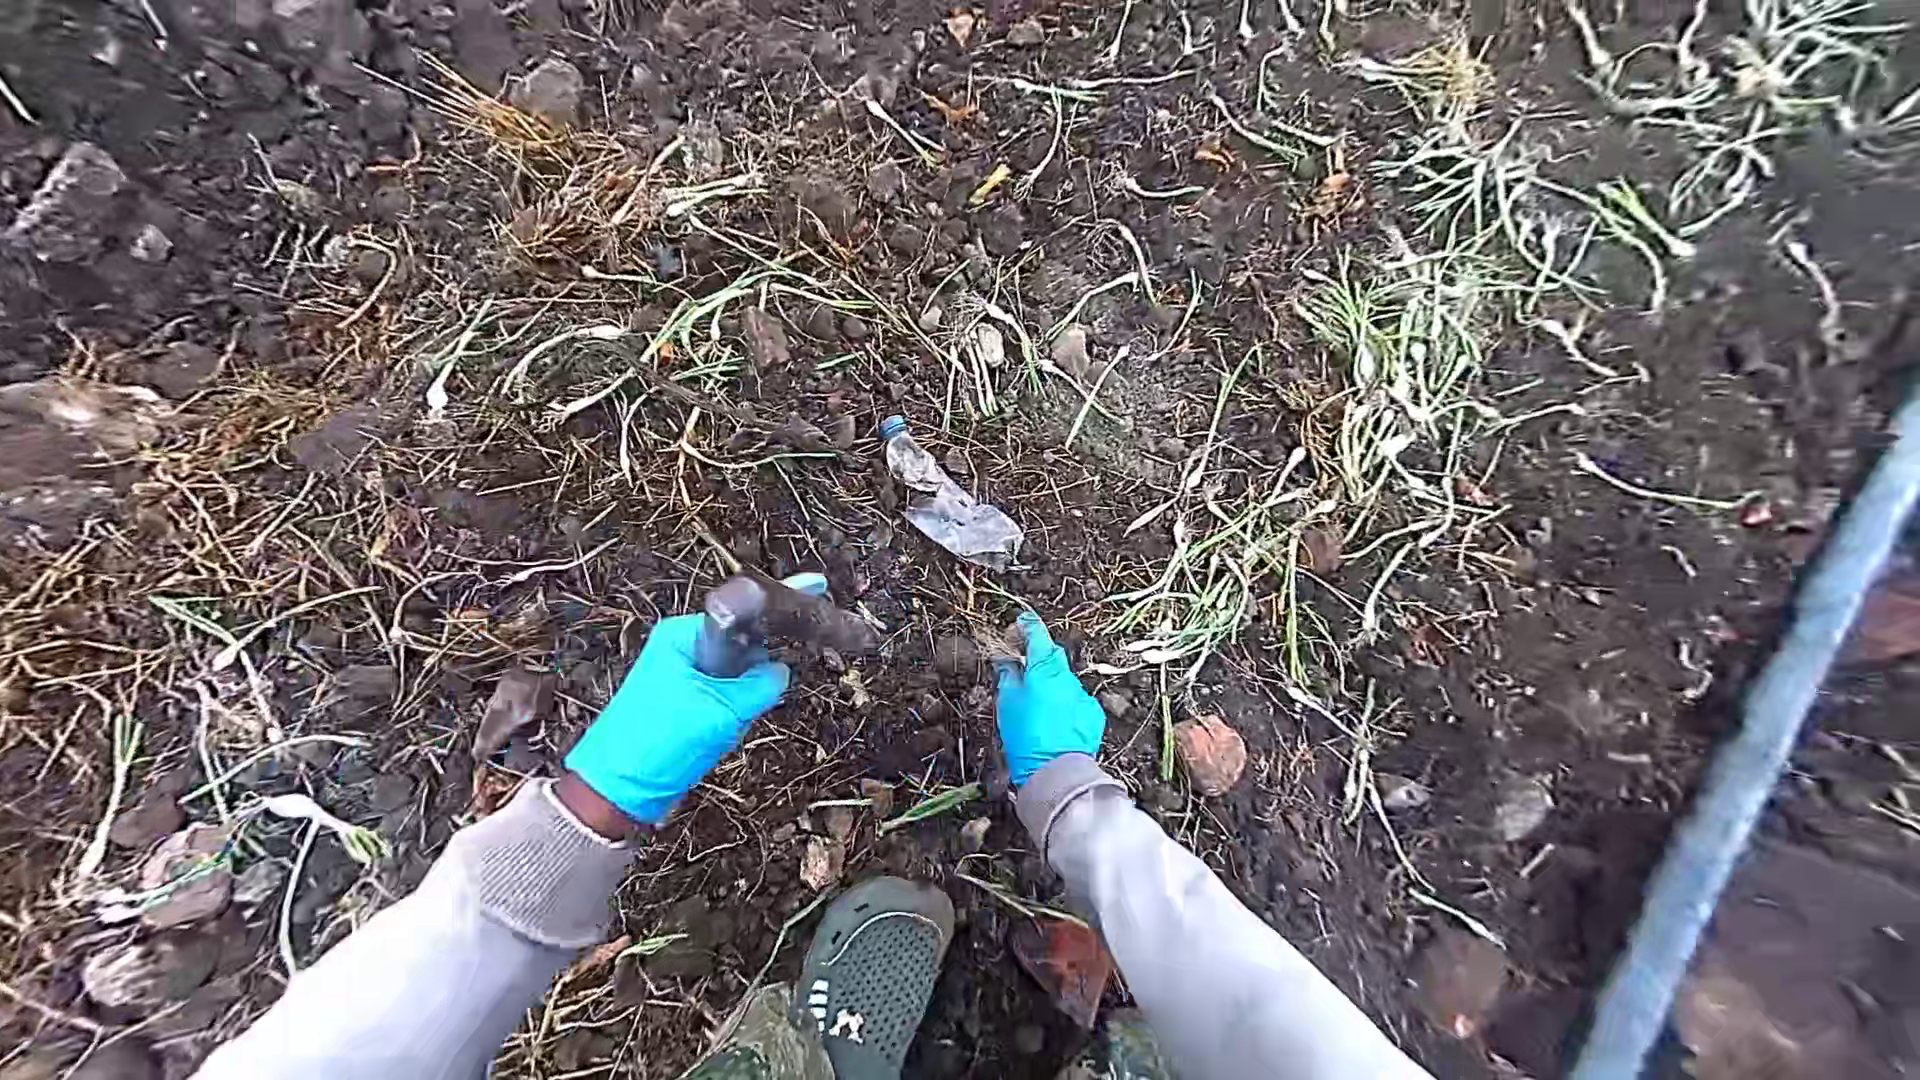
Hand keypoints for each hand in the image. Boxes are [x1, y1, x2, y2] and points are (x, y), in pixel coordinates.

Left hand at [564, 614, 789, 824]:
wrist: (619, 792)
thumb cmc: (655, 745)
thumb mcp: (726, 710)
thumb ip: (763, 685)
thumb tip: (780, 671)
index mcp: (679, 635)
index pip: (739, 624)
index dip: (757, 649)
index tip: (762, 671)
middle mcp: (675, 648)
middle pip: (737, 653)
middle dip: (744, 682)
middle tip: (736, 706)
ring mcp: (676, 674)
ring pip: (730, 680)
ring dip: (734, 703)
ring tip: (718, 724)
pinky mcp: (678, 699)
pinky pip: (717, 699)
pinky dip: (722, 716)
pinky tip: (711, 733)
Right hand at [995, 613, 1105, 785]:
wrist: (1055, 772)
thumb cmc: (1026, 738)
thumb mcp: (1007, 702)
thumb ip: (1008, 674)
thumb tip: (1006, 658)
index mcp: (1044, 669)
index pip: (1037, 634)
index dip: (1026, 626)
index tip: (1019, 625)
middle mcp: (1067, 677)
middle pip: (1052, 655)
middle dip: (1038, 657)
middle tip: (1022, 668)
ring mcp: (1082, 695)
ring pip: (1063, 680)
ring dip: (1051, 684)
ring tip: (1036, 706)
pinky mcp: (1092, 713)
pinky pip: (1076, 700)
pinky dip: (1065, 703)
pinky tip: (1054, 720)